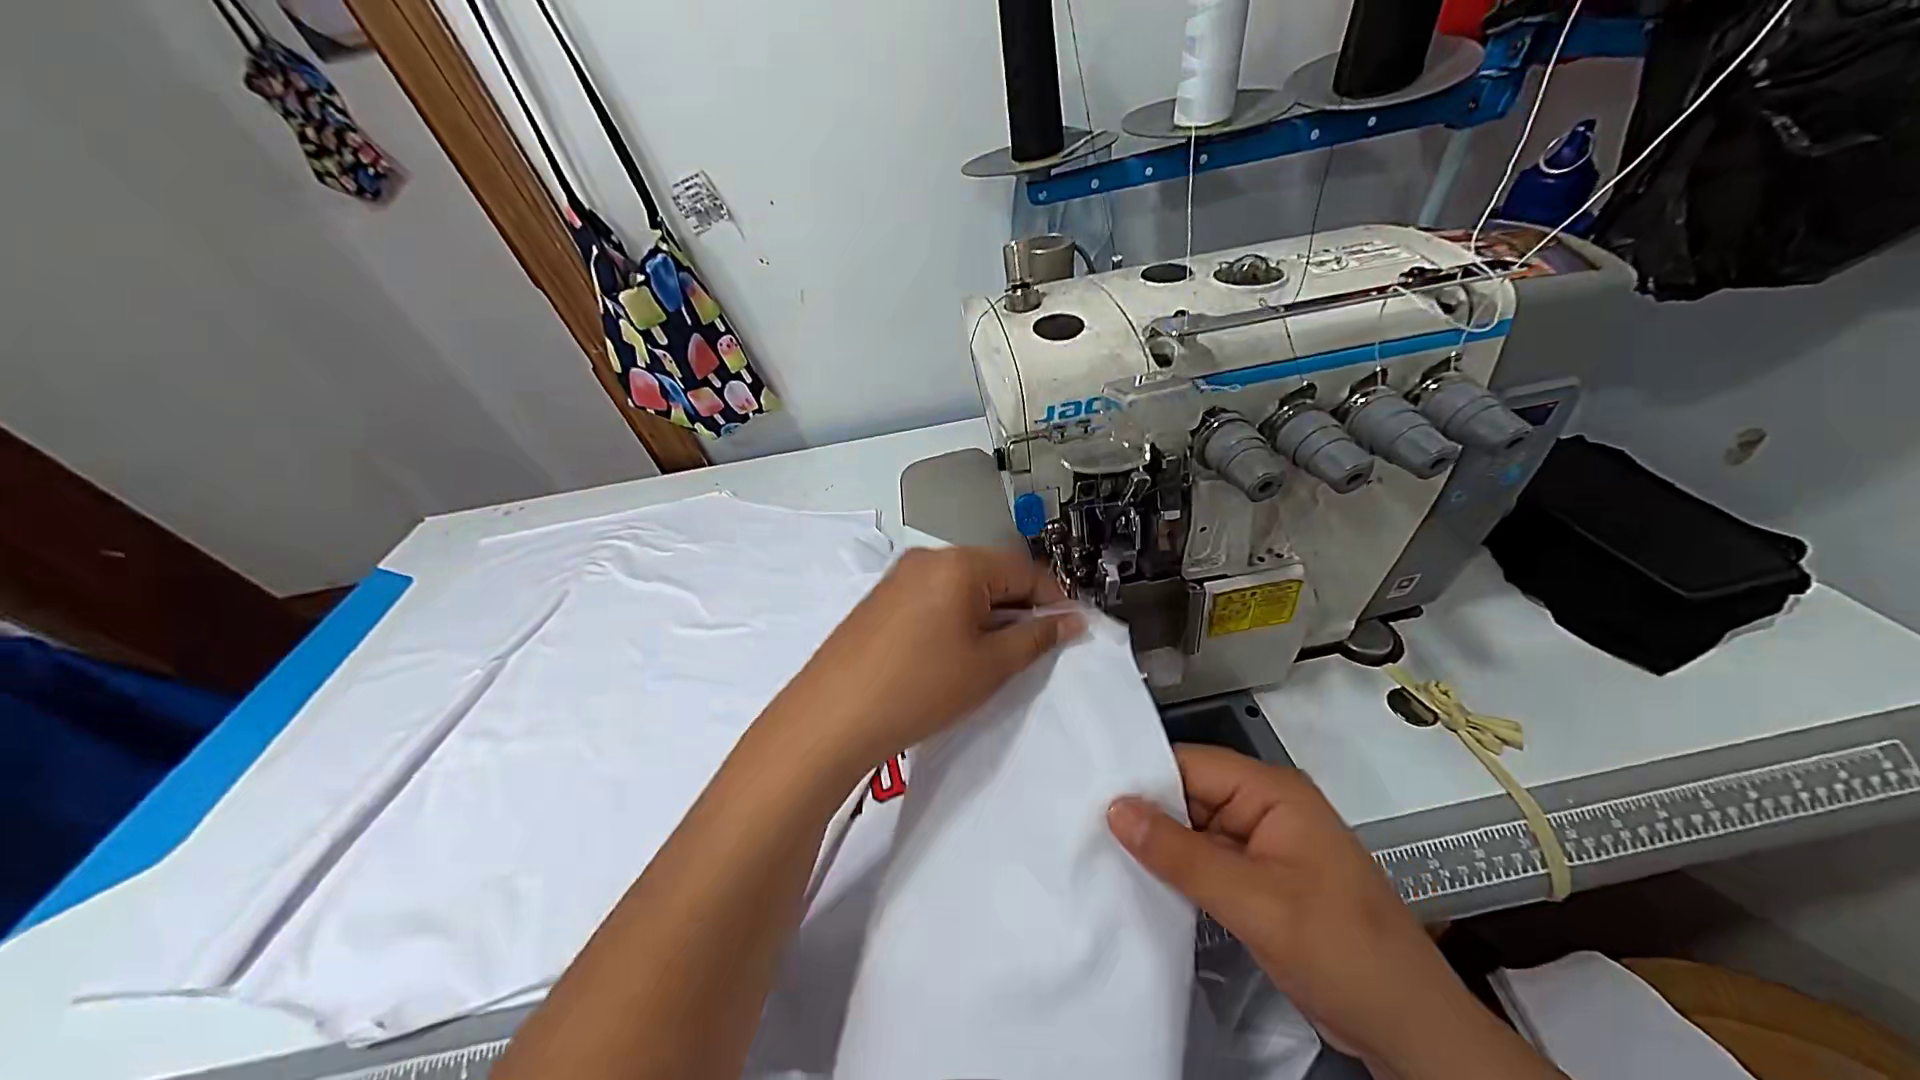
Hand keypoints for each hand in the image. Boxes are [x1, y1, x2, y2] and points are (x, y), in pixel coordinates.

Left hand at [768, 546, 1084, 770]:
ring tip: (990, 659)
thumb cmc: (919, 687)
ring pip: (961, 587)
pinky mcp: (880, 600)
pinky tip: (951, 656)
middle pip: (991, 574)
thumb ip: (1036, 637)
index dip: (1053, 599)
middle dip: (1017, 607)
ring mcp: (898, 577)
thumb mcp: (990, 666)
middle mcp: (926, 559)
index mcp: (958, 563)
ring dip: (985, 615)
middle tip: (1030, 650)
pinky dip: (954, 619)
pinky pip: (932, 598)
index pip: (1025, 570)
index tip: (1068, 629)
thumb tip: (1069, 620)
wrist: (833, 716)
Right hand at [1108, 745, 1560, 1078]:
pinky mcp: (1258, 879)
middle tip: (1083, 825)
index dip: (1141, 776)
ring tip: (1099, 850)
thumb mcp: (1255, 901)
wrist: (1407, 1027)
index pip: (1190, 764)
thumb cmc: (1342, 950)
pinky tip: (1138, 878)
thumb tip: (1116, 809)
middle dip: (1144, 812)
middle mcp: (1264, 808)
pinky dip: (1176, 870)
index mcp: (1272, 792)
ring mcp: (1261, 846)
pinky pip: (1205, 861)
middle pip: (1189, 795)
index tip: (1088, 792)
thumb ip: (1181, 854)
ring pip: (1193, 830)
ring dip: (1157, 844)